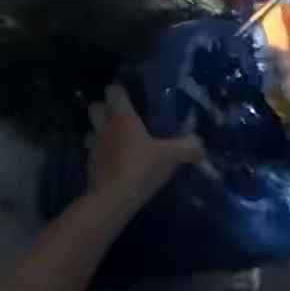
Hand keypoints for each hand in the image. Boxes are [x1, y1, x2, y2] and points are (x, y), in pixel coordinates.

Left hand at [85, 85, 202, 202]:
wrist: (112, 199)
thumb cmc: (141, 168)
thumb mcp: (171, 158)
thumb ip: (187, 148)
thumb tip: (200, 144)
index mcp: (122, 117)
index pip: (113, 91)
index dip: (119, 91)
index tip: (130, 96)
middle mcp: (104, 127)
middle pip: (95, 106)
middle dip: (105, 108)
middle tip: (123, 117)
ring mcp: (94, 146)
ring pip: (93, 130)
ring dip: (103, 132)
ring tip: (120, 141)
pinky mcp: (90, 165)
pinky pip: (95, 152)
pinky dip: (104, 154)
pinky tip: (117, 163)